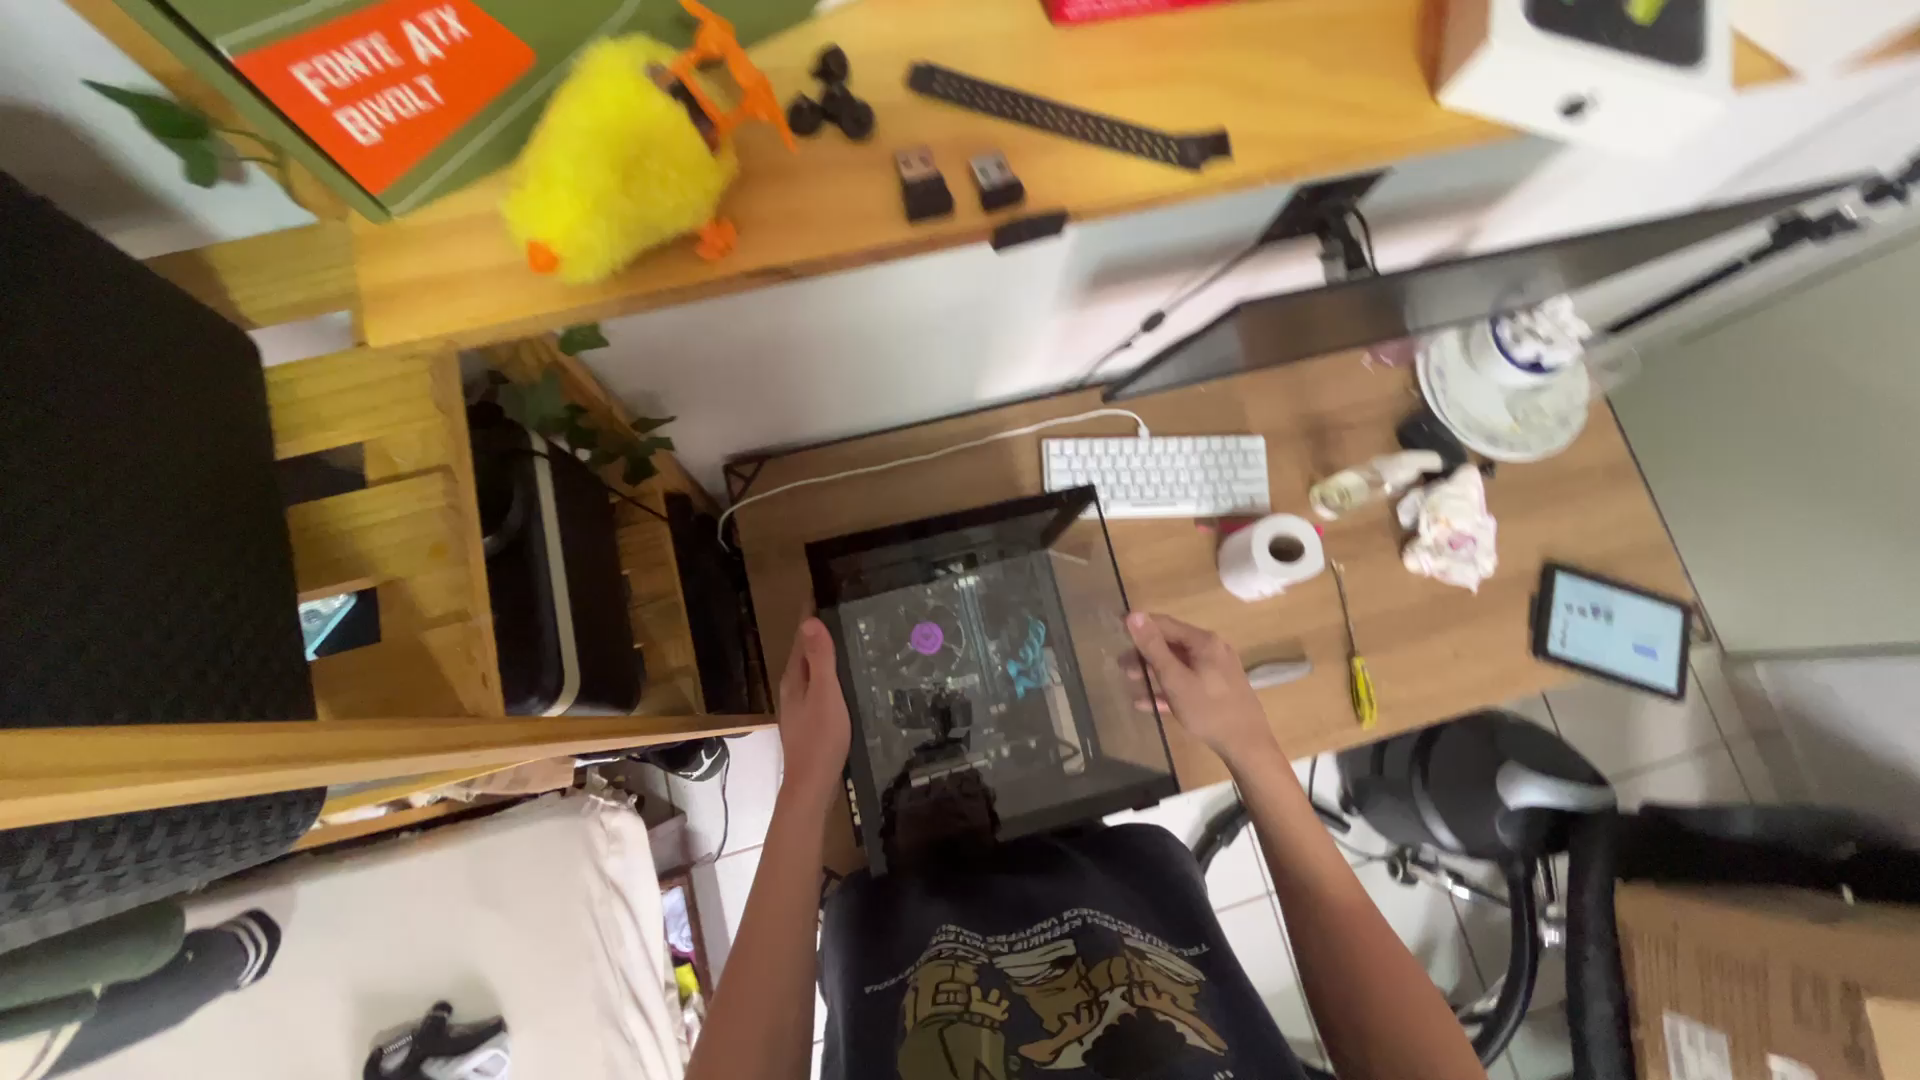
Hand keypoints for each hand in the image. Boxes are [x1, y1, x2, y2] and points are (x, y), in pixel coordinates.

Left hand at [777, 617, 851, 800]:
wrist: (812, 784)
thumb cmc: (821, 738)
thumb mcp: (825, 694)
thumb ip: (819, 659)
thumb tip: (809, 621)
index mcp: (794, 678)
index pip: (800, 637)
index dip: (809, 615)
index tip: (820, 591)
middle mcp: (792, 688)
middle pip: (803, 652)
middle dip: (816, 631)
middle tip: (838, 609)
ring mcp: (798, 706)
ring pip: (810, 670)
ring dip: (822, 653)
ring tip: (843, 637)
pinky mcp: (808, 720)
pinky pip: (817, 686)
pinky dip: (827, 673)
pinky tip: (841, 679)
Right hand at [1126, 612, 1276, 762]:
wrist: (1247, 745)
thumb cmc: (1208, 710)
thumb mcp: (1175, 678)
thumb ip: (1153, 647)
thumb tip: (1134, 614)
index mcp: (1204, 642)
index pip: (1164, 623)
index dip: (1139, 626)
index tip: (1116, 631)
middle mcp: (1213, 650)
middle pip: (1172, 644)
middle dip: (1144, 654)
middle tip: (1121, 666)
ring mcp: (1218, 670)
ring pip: (1179, 664)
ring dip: (1154, 671)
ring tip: (1131, 682)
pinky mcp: (1219, 689)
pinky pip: (1188, 681)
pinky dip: (1169, 688)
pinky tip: (1149, 703)